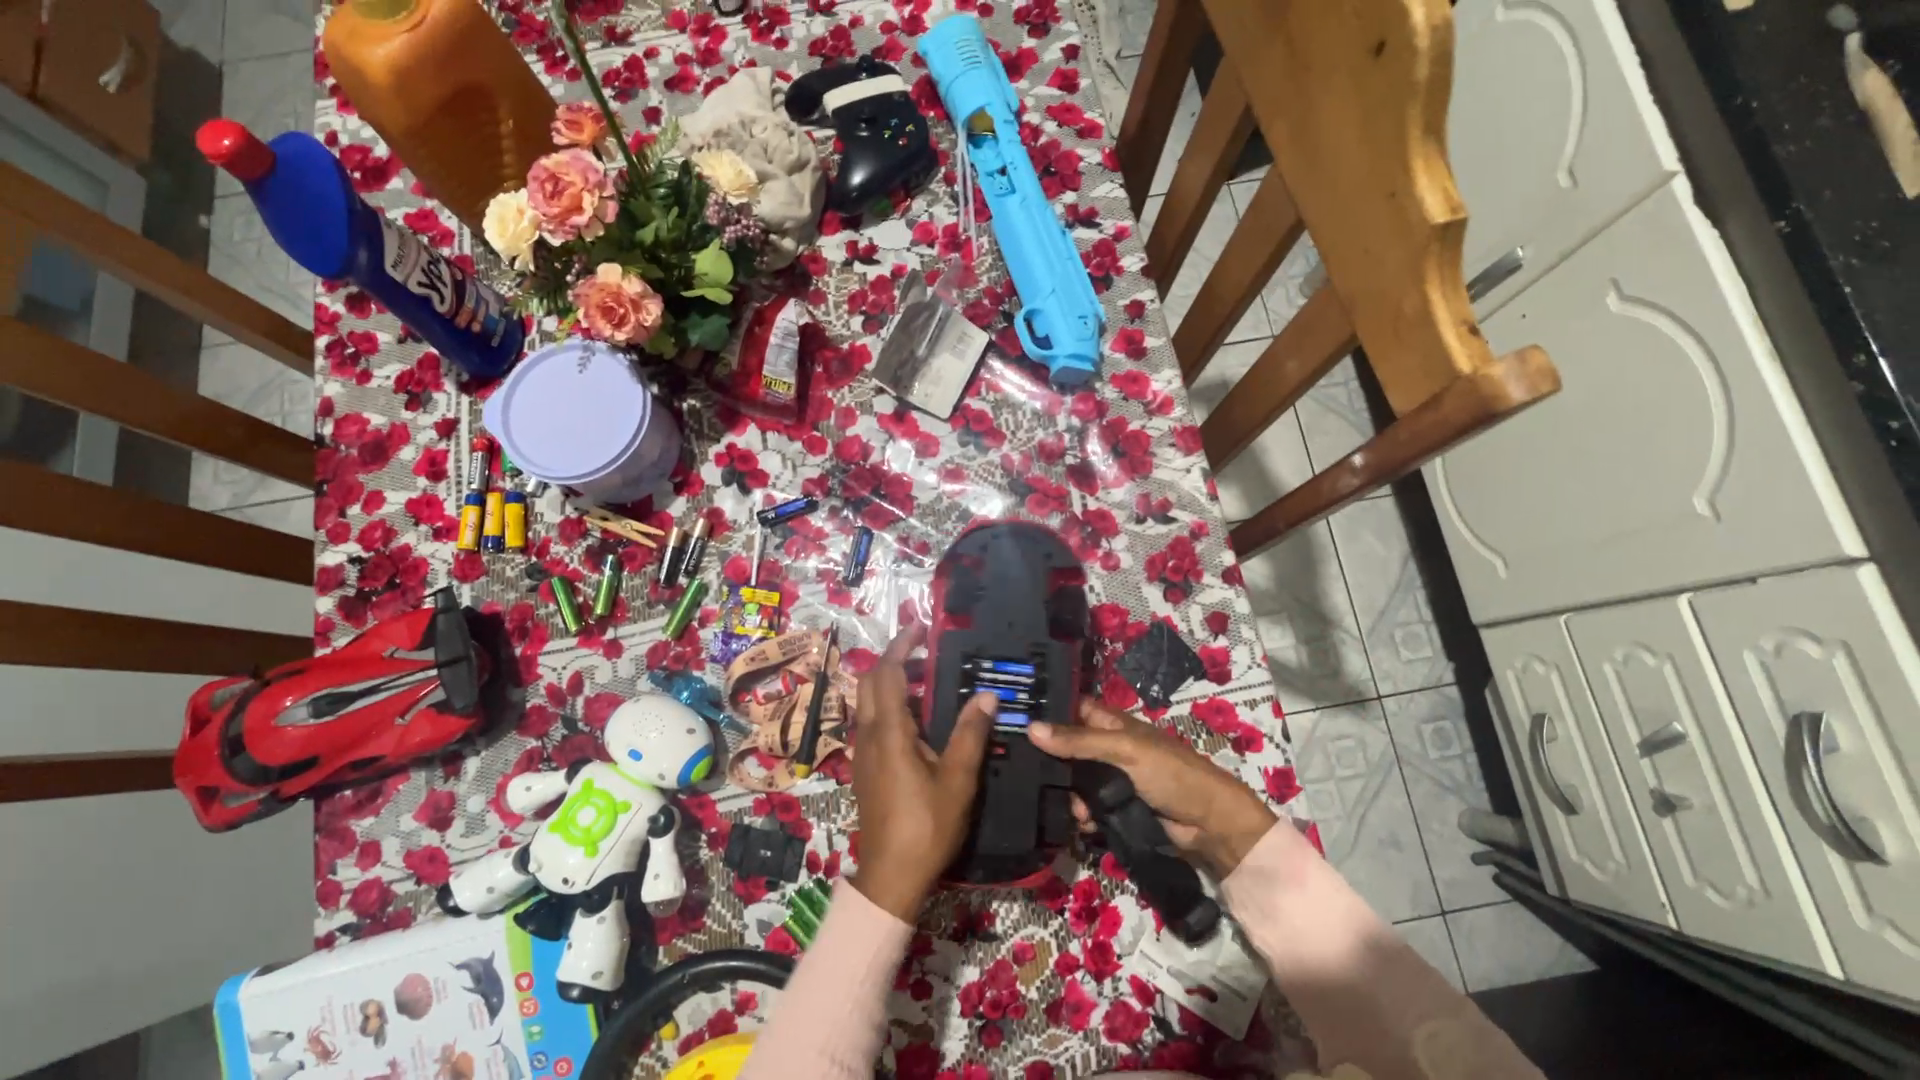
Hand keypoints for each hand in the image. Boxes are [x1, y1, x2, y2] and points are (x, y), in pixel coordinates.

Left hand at [850, 625, 996, 921]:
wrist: (891, 875)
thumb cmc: (926, 826)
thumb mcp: (957, 779)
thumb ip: (970, 734)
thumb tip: (986, 694)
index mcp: (889, 732)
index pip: (887, 674)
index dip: (901, 646)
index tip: (920, 628)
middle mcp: (868, 736)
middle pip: (871, 683)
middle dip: (893, 660)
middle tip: (925, 651)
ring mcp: (862, 754)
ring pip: (869, 704)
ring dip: (892, 685)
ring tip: (928, 682)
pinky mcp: (864, 770)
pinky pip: (872, 724)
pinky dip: (890, 708)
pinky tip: (918, 723)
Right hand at [1031, 699, 1276, 876]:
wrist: (1208, 822)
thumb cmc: (1171, 772)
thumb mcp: (1124, 750)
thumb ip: (1079, 741)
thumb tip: (1030, 728)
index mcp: (1111, 723)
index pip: (1071, 709)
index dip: (1047, 713)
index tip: (1013, 720)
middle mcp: (1107, 747)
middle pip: (1067, 749)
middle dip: (1051, 762)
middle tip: (1030, 774)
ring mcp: (1111, 778)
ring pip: (1073, 781)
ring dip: (1069, 794)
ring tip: (1075, 809)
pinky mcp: (1114, 807)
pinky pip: (1087, 807)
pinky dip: (1082, 814)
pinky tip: (1083, 822)